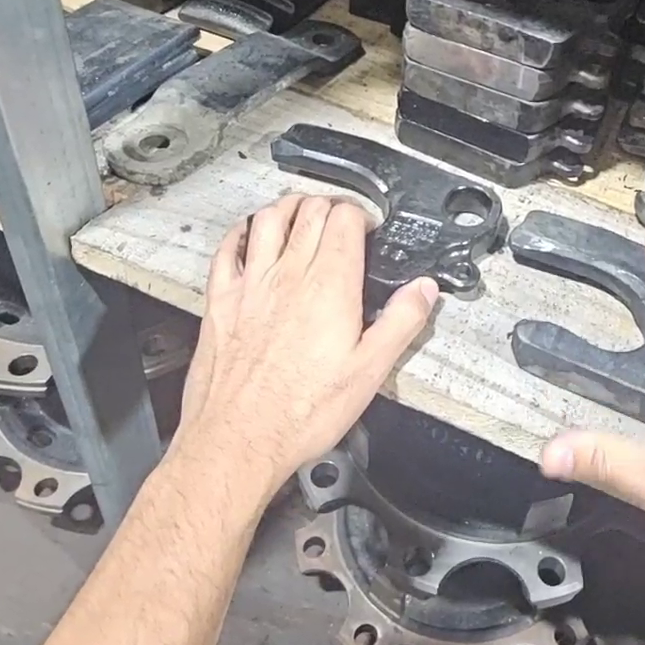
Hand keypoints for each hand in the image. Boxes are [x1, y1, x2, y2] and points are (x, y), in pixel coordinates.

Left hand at [171, 194, 438, 487]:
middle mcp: (288, 277)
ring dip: (288, 206)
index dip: (360, 214)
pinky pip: (227, 249)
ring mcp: (251, 285)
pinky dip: (241, 232)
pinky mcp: (220, 302)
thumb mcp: (369, 372)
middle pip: (309, 211)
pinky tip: (248, 235)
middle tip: (342, 216)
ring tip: (302, 210)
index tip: (368, 226)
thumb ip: (402, 322)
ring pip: (268, 219)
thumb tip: (424, 290)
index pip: (344, 220)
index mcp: (329, 287)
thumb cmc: (299, 412)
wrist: (237, 440)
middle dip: (330, 204)